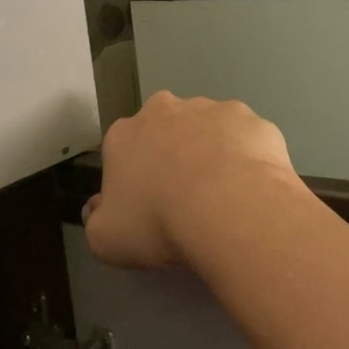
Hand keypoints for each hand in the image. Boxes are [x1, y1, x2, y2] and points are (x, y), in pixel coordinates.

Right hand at [83, 91, 304, 269]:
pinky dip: (248, 159)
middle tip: (185, 199)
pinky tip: (252, 190)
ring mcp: (213, 109)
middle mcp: (166, 110)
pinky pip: (247, 140)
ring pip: (209, 131)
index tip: (146, 207)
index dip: (133, 179)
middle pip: (166, 131)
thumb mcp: (106, 239)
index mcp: (125, 134)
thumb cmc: (158, 222)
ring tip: (224, 198)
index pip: (122, 150)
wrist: (229, 207)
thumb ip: (96, 220)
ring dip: (212, 154)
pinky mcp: (252, 120)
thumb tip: (97, 208)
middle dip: (173, 156)